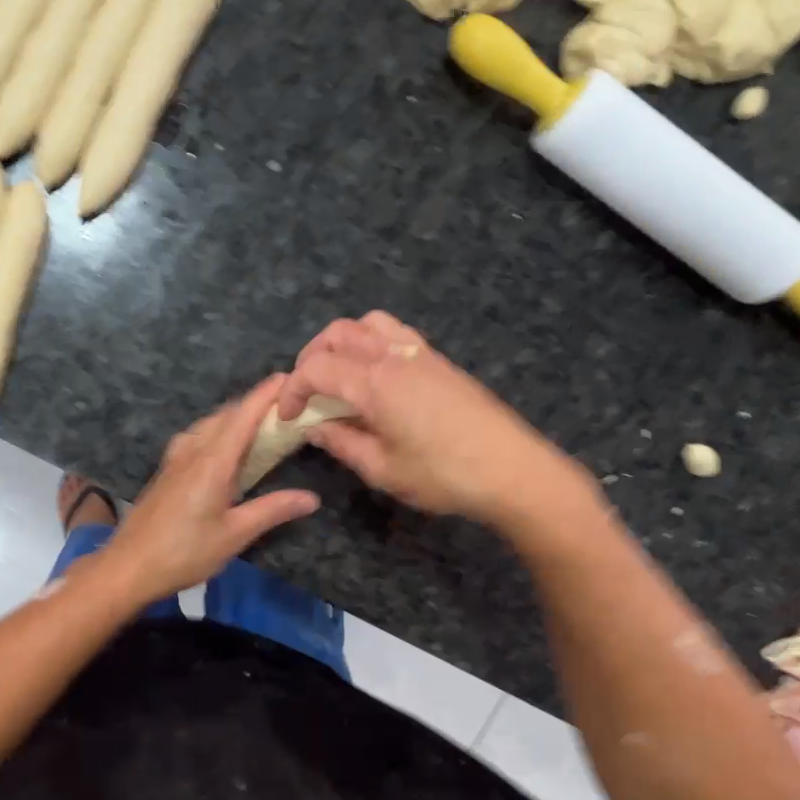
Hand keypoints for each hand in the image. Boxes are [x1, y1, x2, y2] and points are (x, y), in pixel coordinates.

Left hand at [91, 374, 320, 605]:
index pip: (243, 415)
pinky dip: (217, 432)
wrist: (128, 567)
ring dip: (234, 417)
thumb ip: (272, 510)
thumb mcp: (234, 535)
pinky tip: (223, 449)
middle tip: (285, 406)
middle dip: (254, 404)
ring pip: (208, 425)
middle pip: (226, 415)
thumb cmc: (184, 552)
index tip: (290, 377)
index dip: (266, 394)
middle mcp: (192, 451)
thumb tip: (312, 498)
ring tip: (259, 424)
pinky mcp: (167, 472)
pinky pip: (196, 438)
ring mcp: (175, 460)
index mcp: (212, 461)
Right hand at [276, 311, 597, 528]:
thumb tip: (315, 428)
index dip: (292, 390)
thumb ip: (342, 443)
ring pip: (369, 324)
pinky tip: (376, 379)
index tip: (286, 418)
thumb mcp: (382, 469)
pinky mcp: (441, 362)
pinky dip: (372, 344)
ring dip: (343, 342)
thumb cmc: (442, 476)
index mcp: (375, 382)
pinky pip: (396, 334)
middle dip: (312, 358)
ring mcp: (421, 354)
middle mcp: (395, 356)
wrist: (513, 470)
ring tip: (339, 377)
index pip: (316, 368)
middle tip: (307, 394)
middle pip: (339, 333)